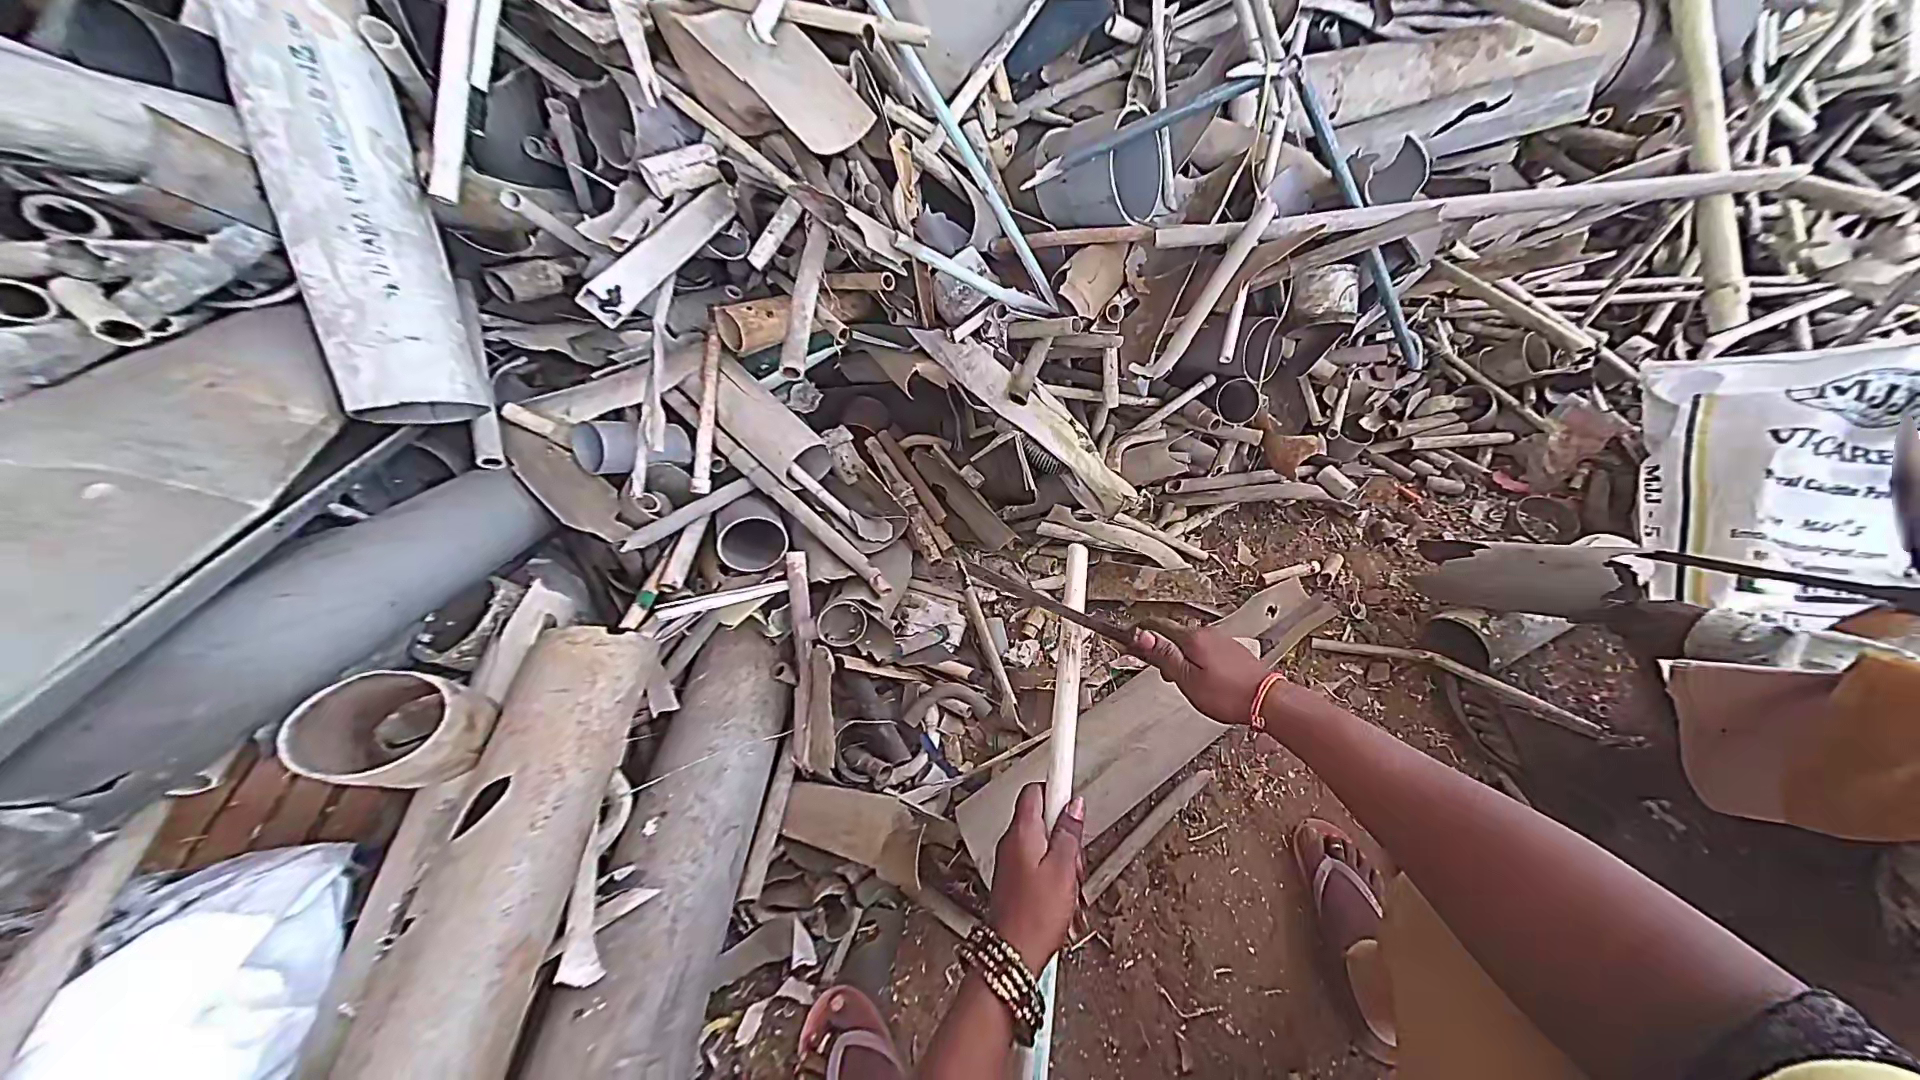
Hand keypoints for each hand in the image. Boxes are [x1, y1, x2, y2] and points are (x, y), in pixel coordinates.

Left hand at [988, 783, 1083, 973]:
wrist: (1013, 955)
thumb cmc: (1035, 916)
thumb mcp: (1064, 870)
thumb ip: (1070, 834)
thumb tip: (1074, 806)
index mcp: (1022, 832)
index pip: (1035, 789)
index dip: (1054, 782)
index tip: (1065, 765)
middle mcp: (1012, 841)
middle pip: (1043, 817)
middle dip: (1065, 832)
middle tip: (1075, 856)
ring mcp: (1011, 859)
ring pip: (1043, 841)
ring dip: (1061, 857)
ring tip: (1069, 883)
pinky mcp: (1014, 877)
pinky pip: (1037, 862)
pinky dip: (1053, 872)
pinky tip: (1062, 895)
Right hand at [1131, 620, 1274, 725]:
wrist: (1267, 701)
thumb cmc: (1229, 694)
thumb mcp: (1187, 679)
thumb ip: (1164, 656)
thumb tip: (1142, 636)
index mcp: (1192, 638)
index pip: (1157, 627)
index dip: (1141, 637)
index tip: (1131, 646)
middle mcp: (1207, 634)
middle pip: (1174, 636)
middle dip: (1163, 652)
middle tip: (1164, 674)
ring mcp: (1221, 641)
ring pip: (1190, 645)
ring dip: (1181, 659)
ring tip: (1186, 682)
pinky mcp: (1231, 651)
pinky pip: (1205, 650)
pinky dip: (1197, 661)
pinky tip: (1203, 680)